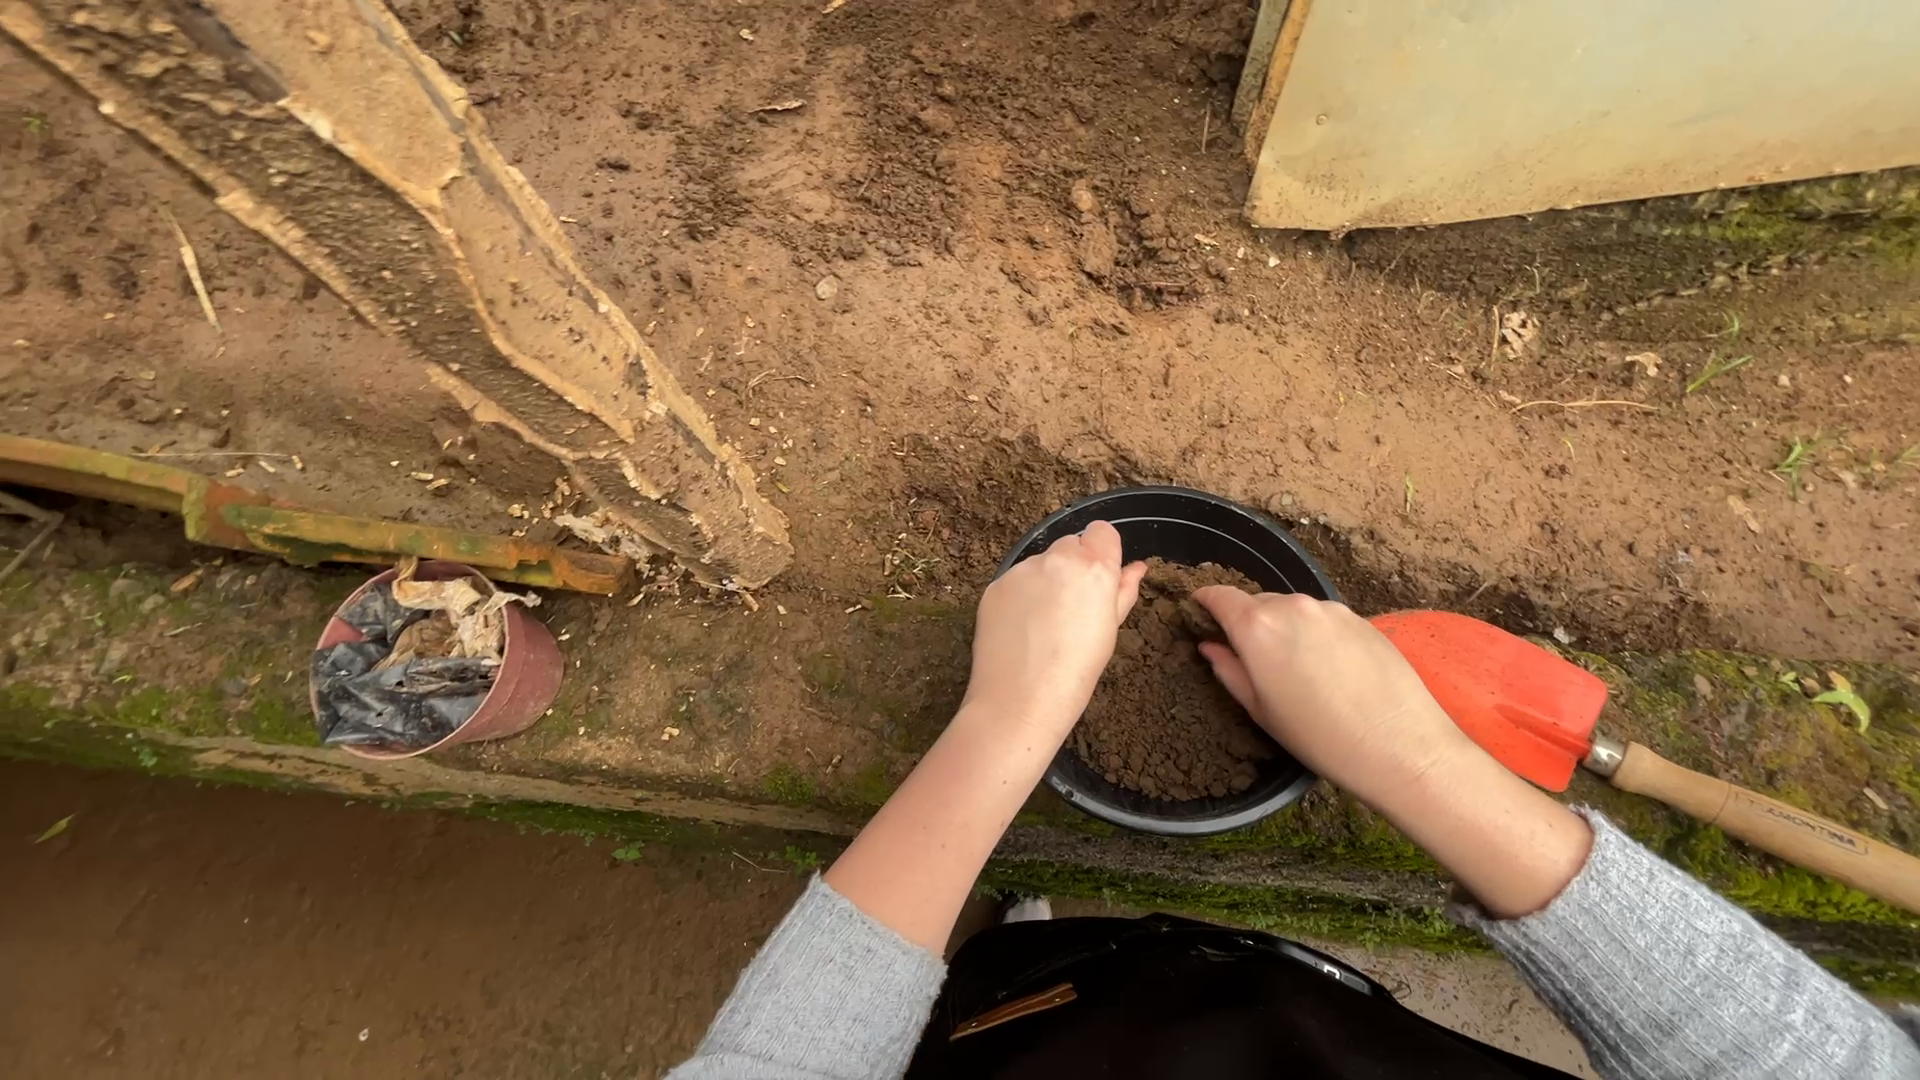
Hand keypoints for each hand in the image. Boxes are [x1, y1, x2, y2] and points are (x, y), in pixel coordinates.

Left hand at [961, 521, 1147, 737]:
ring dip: (1045, 580)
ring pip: (1040, 562)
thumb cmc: (1076, 672)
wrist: (1020, 698)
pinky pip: (1014, 580)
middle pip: (1070, 545)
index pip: (1102, 531)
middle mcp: (1057, 560)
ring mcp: (1021, 570)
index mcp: (1094, 569)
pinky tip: (1021, 628)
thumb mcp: (1110, 631)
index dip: (1102, 552)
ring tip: (1043, 624)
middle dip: (1073, 566)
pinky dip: (1020, 596)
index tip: (1098, 577)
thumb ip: (1123, 591)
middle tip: (1071, 607)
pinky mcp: (995, 584)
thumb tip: (1136, 568)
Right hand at [1192, 589, 1474, 808]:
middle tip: (1250, 656)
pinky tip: (1327, 669)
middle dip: (1246, 621)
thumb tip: (1211, 646)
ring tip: (1293, 667)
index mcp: (1257, 626)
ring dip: (1282, 627)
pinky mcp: (1361, 619)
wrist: (1402, 746)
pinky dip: (1313, 633)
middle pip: (1256, 602)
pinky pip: (1322, 618)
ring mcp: (1330, 610)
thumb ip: (1229, 670)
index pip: (1219, 596)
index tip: (1199, 612)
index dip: (1205, 602)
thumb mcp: (1260, 710)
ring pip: (1291, 610)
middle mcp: (1292, 606)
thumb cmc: (1319, 735)